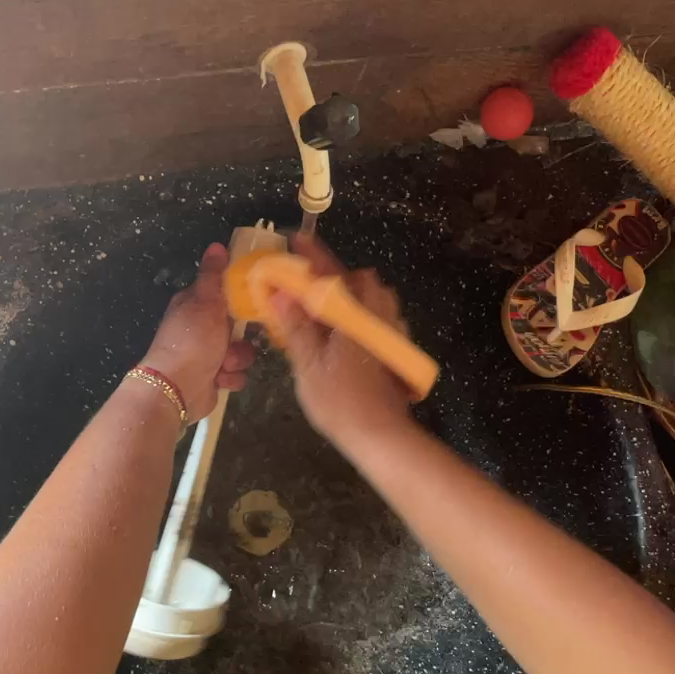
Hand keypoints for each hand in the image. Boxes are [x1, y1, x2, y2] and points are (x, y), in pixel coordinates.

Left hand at [140, 243, 255, 421]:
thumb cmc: (192, 340)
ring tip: (223, 364)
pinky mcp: (214, 377)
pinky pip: (236, 373)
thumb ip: (213, 276)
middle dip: (241, 337)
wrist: (177, 388)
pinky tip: (219, 379)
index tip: (254, 302)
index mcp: (195, 305)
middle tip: (235, 338)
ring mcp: (208, 354)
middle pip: (238, 325)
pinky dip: (230, 377)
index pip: (225, 294)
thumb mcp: (205, 302)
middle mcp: (201, 328)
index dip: (241, 299)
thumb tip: (217, 245)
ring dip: (236, 359)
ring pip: (241, 351)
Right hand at [268, 234, 417, 446]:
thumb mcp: (308, 364)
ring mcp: (390, 332)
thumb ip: (296, 325)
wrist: (381, 434)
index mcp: (354, 314)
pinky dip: (358, 316)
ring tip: (323, 311)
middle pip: (360, 282)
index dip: (313, 256)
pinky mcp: (394, 349)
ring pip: (371, 300)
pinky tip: (342, 336)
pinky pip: (376, 318)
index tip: (298, 239)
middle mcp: (377, 315)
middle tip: (308, 288)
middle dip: (336, 278)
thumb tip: (280, 293)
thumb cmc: (340, 401)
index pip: (330, 275)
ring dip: (349, 296)